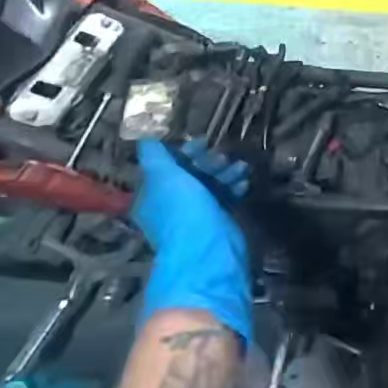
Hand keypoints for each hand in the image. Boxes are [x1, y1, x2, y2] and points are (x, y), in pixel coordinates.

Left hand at [132, 139, 252, 346]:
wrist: (210, 253)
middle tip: (223, 155)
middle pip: (190, 173)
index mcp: (153, 194)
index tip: (202, 142)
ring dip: (224, 172)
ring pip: (210, 184)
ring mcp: (195, 214)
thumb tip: (143, 134)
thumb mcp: (163, 176)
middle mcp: (172, 204)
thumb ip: (154, 154)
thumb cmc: (182, 211)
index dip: (184, 151)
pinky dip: (233, 186)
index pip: (167, 165)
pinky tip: (244, 181)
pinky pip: (225, 197)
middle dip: (208, 161)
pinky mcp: (217, 221)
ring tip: (240, 167)